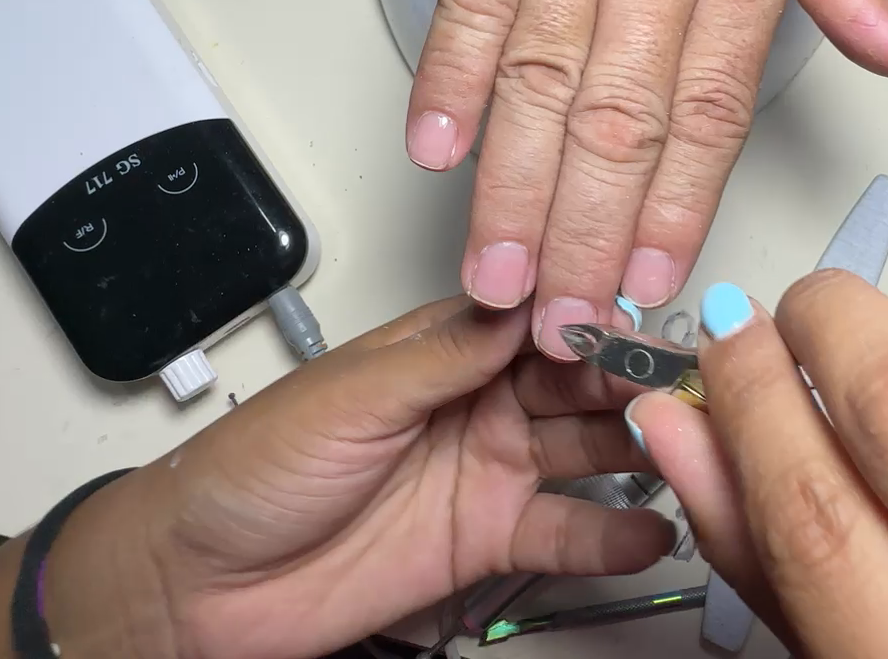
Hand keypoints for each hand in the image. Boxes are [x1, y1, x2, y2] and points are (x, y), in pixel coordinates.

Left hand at [43, 297, 670, 658]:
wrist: (200, 586)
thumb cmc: (261, 464)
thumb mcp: (356, 394)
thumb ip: (447, 355)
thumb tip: (527, 300)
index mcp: (456, 344)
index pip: (545, 320)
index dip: (597, 322)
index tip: (650, 329)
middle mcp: (489, 397)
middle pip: (580, 383)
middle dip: (632, 384)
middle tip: (685, 393)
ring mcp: (496, 466)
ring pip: (586, 449)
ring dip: (637, 450)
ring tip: (687, 454)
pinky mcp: (490, 535)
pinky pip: (563, 530)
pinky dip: (610, 534)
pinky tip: (654, 533)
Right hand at [403, 0, 887, 358]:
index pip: (709, 117)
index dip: (677, 213)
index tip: (651, 283)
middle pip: (615, 123)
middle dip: (583, 234)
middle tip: (560, 318)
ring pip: (535, 83)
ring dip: (512, 188)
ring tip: (497, 272)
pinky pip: (470, 2)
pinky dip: (448, 80)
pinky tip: (440, 150)